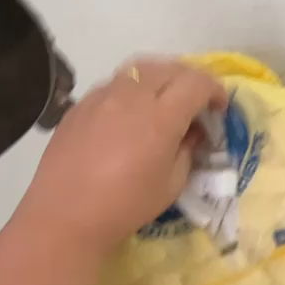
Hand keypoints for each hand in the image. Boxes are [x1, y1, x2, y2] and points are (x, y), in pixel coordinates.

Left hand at [11, 56, 227, 258]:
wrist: (65, 216)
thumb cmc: (127, 205)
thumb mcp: (173, 183)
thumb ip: (187, 150)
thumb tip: (191, 132)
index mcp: (160, 117)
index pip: (196, 83)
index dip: (215, 90)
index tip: (219, 108)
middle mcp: (131, 97)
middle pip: (169, 67)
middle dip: (191, 79)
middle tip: (197, 101)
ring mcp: (102, 97)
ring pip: (139, 69)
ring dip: (162, 77)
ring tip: (166, 99)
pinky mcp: (80, 106)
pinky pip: (114, 84)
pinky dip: (134, 89)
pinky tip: (132, 115)